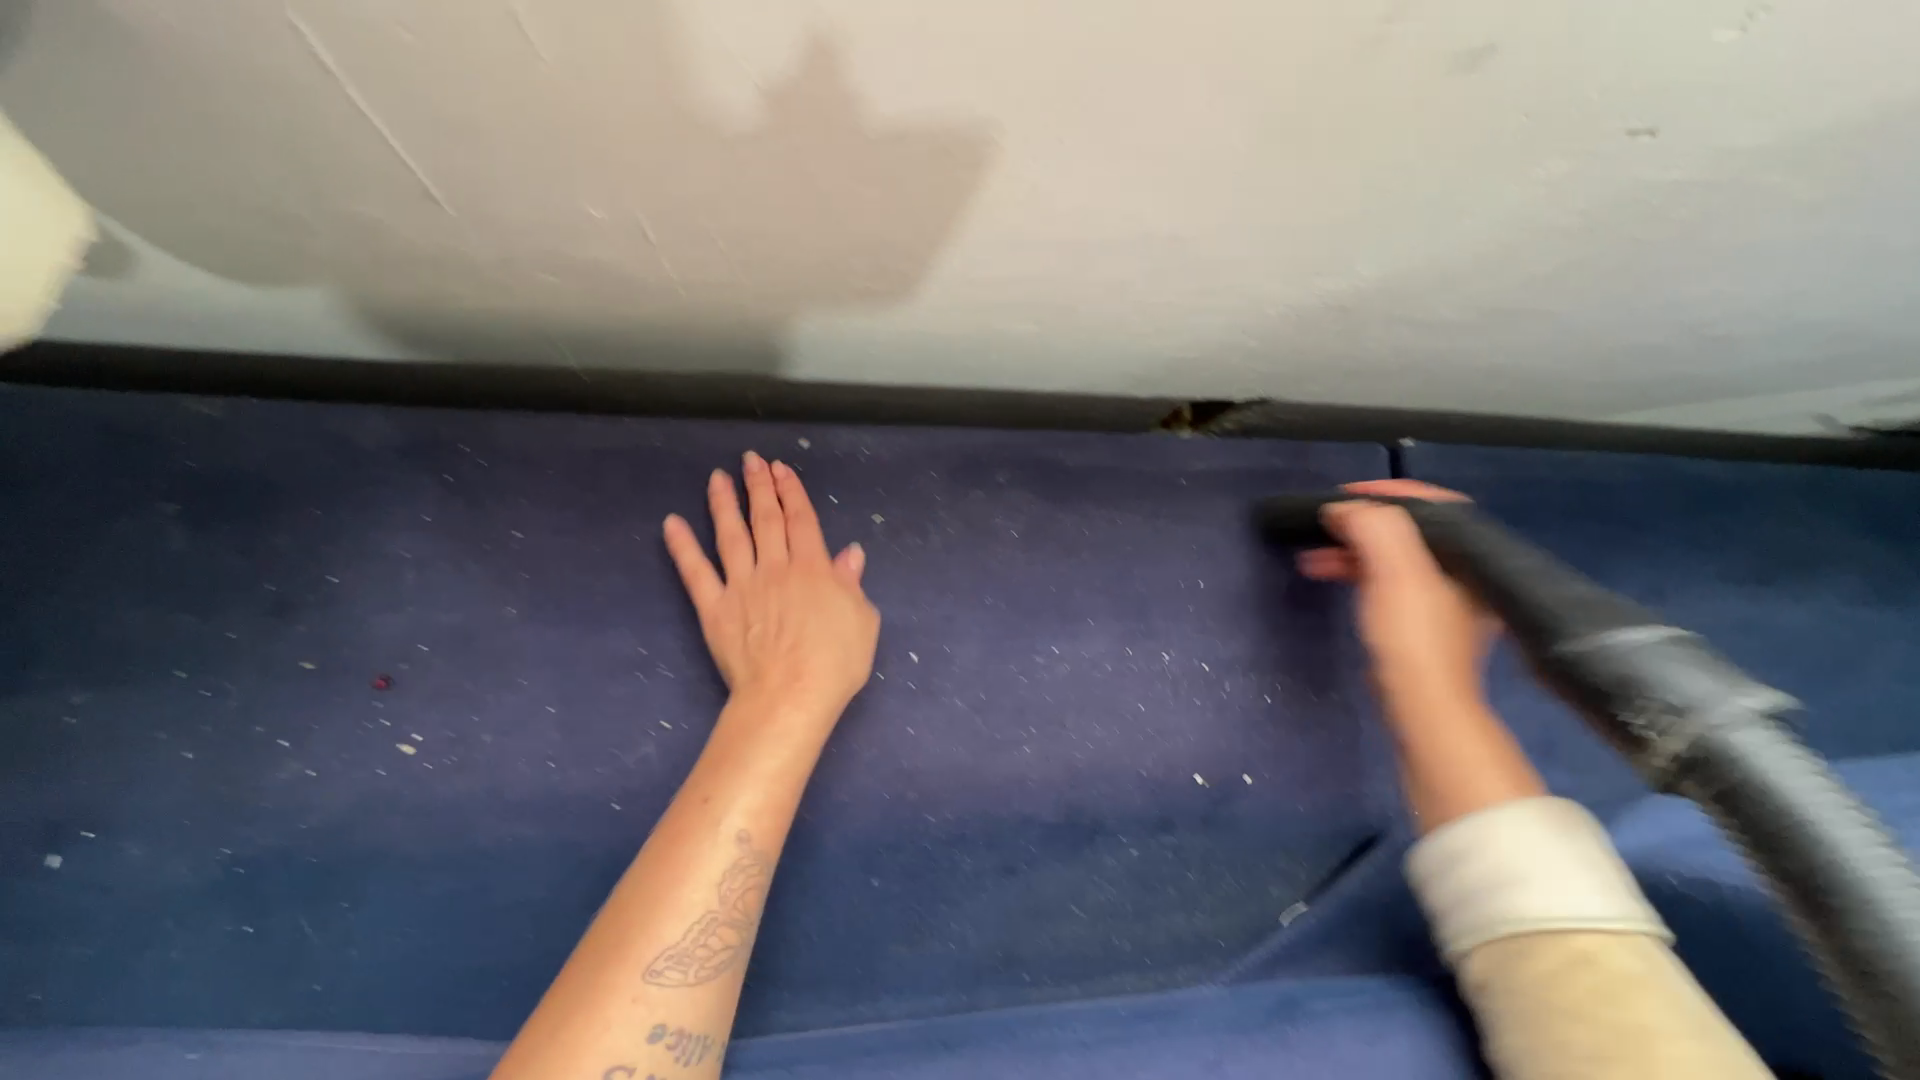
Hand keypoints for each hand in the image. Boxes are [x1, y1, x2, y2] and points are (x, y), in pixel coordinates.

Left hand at [663, 451, 880, 720]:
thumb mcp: (862, 621)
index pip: (802, 520)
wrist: (790, 696)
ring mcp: (742, 586)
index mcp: (814, 569)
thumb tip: (850, 553)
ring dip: (724, 503)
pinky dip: (683, 546)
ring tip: (718, 478)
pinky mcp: (714, 609)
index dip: (791, 491)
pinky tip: (672, 523)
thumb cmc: (835, 663)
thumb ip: (852, 584)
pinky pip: (695, 572)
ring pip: (731, 535)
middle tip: (751, 460)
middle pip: (766, 519)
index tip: (781, 469)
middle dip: (760, 487)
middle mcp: (775, 567)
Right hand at [1296, 480, 1496, 704]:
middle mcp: (1461, 571)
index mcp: (1466, 555)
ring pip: (1393, 558)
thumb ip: (1374, 529)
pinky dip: (1356, 573)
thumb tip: (1342, 507)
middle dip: (1361, 524)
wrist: (1421, 704)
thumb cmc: (1413, 637)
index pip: (1431, 504)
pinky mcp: (1420, 622)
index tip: (1342, 496)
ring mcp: (1443, 599)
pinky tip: (1329, 575)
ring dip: (1351, 550)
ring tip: (1311, 555)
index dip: (1386, 493)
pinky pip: (1386, 581)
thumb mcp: (1395, 573)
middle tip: (1323, 524)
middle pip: (1409, 531)